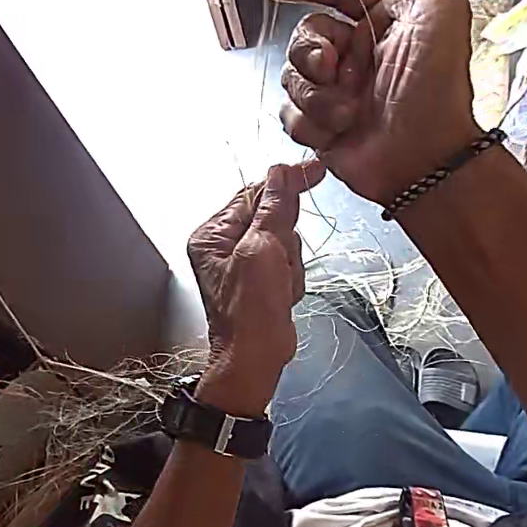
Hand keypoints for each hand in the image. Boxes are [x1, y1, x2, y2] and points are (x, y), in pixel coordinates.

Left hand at [186, 161, 324, 415]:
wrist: (256, 356)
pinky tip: (281, 296)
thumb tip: (280, 172)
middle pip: (273, 218)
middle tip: (278, 264)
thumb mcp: (261, 249)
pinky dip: (291, 279)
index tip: (314, 170)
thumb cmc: (249, 309)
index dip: (285, 183)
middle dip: (284, 241)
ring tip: (277, 286)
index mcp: (212, 234)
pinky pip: (289, 264)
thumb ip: (273, 207)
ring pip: (286, 242)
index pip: (252, 194)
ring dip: (290, 264)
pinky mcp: (262, 280)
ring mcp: (244, 264)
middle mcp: (224, 246)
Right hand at [262, 0, 477, 203]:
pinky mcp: (319, 125)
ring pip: (291, 76)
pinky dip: (309, 123)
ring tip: (348, 111)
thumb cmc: (436, 91)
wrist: (423, 161)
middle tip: (333, 67)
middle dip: (311, 50)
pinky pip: (289, 114)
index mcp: (381, 20)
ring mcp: (334, 90)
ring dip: (315, 95)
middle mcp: (355, 52)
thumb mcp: (434, 14)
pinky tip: (337, 131)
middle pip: (304, 32)